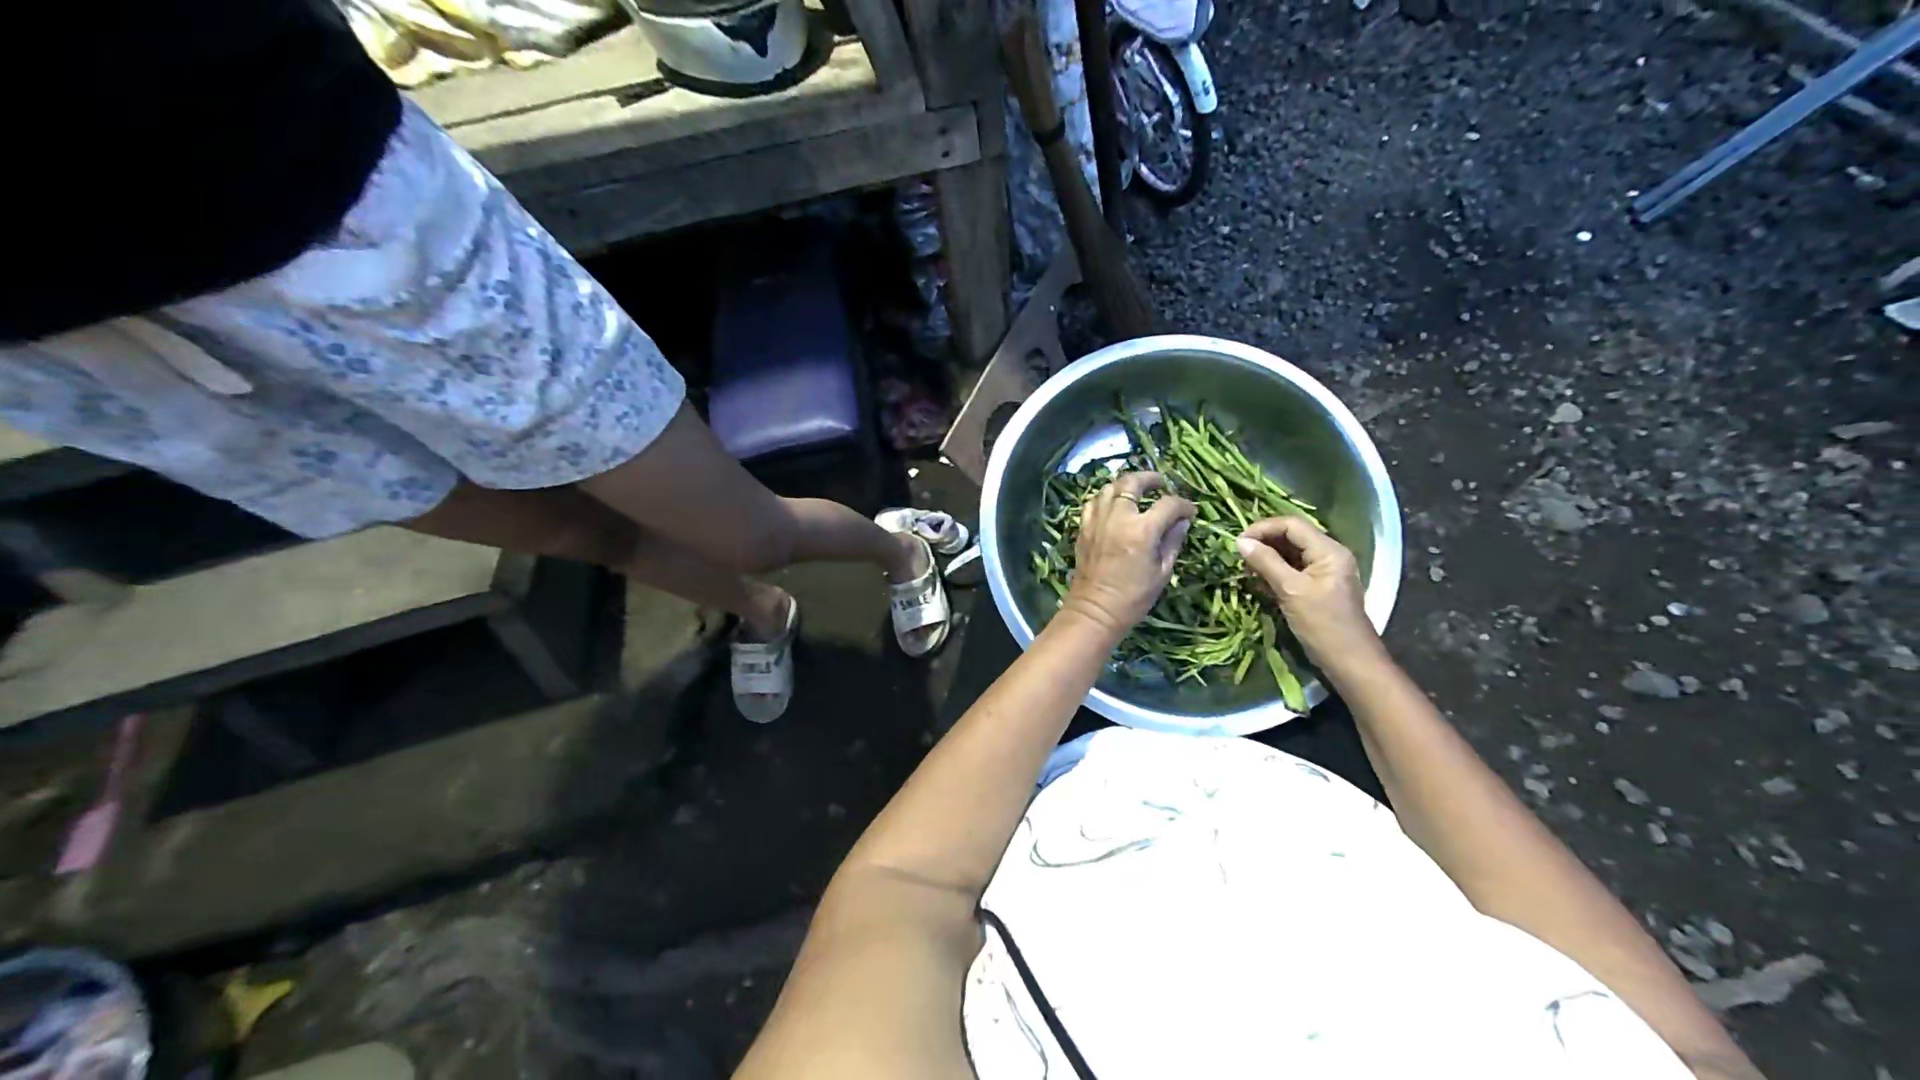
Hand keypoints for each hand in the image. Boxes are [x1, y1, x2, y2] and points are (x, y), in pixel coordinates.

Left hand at [1062, 472, 1194, 639]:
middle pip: (1132, 482)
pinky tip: (1114, 504)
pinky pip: (1093, 502)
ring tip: (1137, 491)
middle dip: (1150, 478)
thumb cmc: (1133, 597)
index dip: (1183, 505)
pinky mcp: (1084, 528)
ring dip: (1126, 485)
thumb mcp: (1162, 572)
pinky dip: (1105, 498)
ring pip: (1109, 488)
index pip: (1168, 504)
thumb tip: (1182, 522)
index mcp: (1142, 530)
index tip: (1189, 512)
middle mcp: (1118, 518)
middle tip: (1161, 482)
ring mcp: (1097, 521)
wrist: (1095, 610)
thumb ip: (1172, 541)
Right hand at [1235, 517, 1380, 668]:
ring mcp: (1324, 571)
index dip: (1263, 528)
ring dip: (1267, 557)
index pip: (1292, 525)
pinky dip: (1275, 570)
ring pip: (1290, 552)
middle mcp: (1329, 555)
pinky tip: (1259, 580)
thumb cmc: (1322, 624)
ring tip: (1246, 568)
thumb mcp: (1291, 591)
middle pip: (1292, 536)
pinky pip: (1293, 569)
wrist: (1349, 660)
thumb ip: (1266, 562)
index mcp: (1329, 551)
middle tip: (1240, 555)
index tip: (1239, 542)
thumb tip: (1240, 542)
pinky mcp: (1318, 586)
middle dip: (1264, 542)